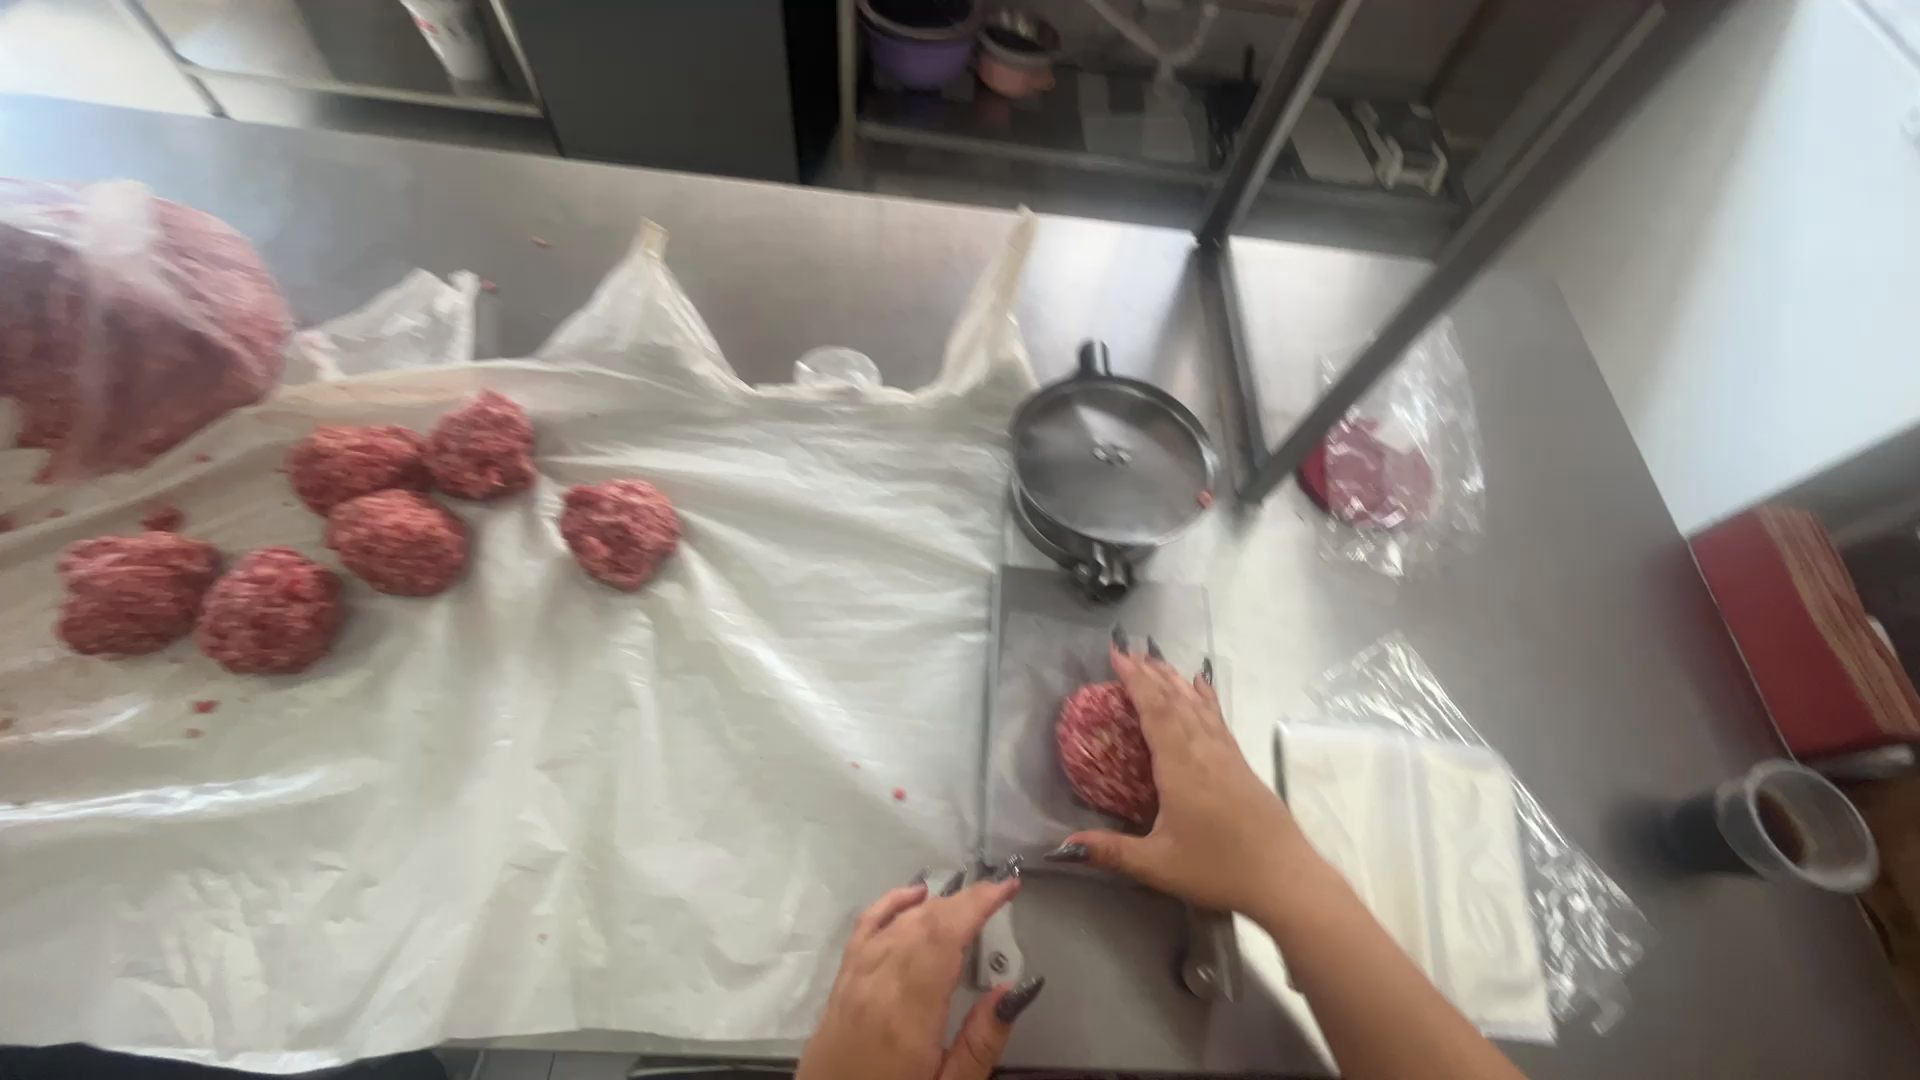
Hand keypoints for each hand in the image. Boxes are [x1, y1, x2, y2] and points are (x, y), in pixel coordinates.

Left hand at [795, 872, 1042, 1079]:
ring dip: (936, 903)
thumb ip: (980, 1042)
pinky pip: (865, 928)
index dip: (977, 903)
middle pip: (924, 922)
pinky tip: (913, 895)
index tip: (1007, 886)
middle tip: (999, 891)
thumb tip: (1012, 991)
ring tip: (969, 897)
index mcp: (908, 1012)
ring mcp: (855, 980)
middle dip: (964, 899)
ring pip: (899, 922)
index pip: (945, 935)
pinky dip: (890, 904)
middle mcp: (878, 984)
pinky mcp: (841, 985)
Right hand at [1049, 641, 1321, 920]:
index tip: (1117, 655)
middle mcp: (1203, 750)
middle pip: (1175, 700)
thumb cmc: (1220, 869)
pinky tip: (1201, 685)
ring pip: (1197, 705)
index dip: (1135, 680)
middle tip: (1128, 652)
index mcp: (1180, 766)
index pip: (1155, 710)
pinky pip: (1217, 718)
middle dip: (1150, 673)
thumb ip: (1112, 851)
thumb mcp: (1159, 865)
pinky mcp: (1240, 764)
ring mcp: (1226, 754)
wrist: (1287, 880)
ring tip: (1155, 660)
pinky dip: (1205, 697)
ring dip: (1174, 680)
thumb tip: (1067, 846)